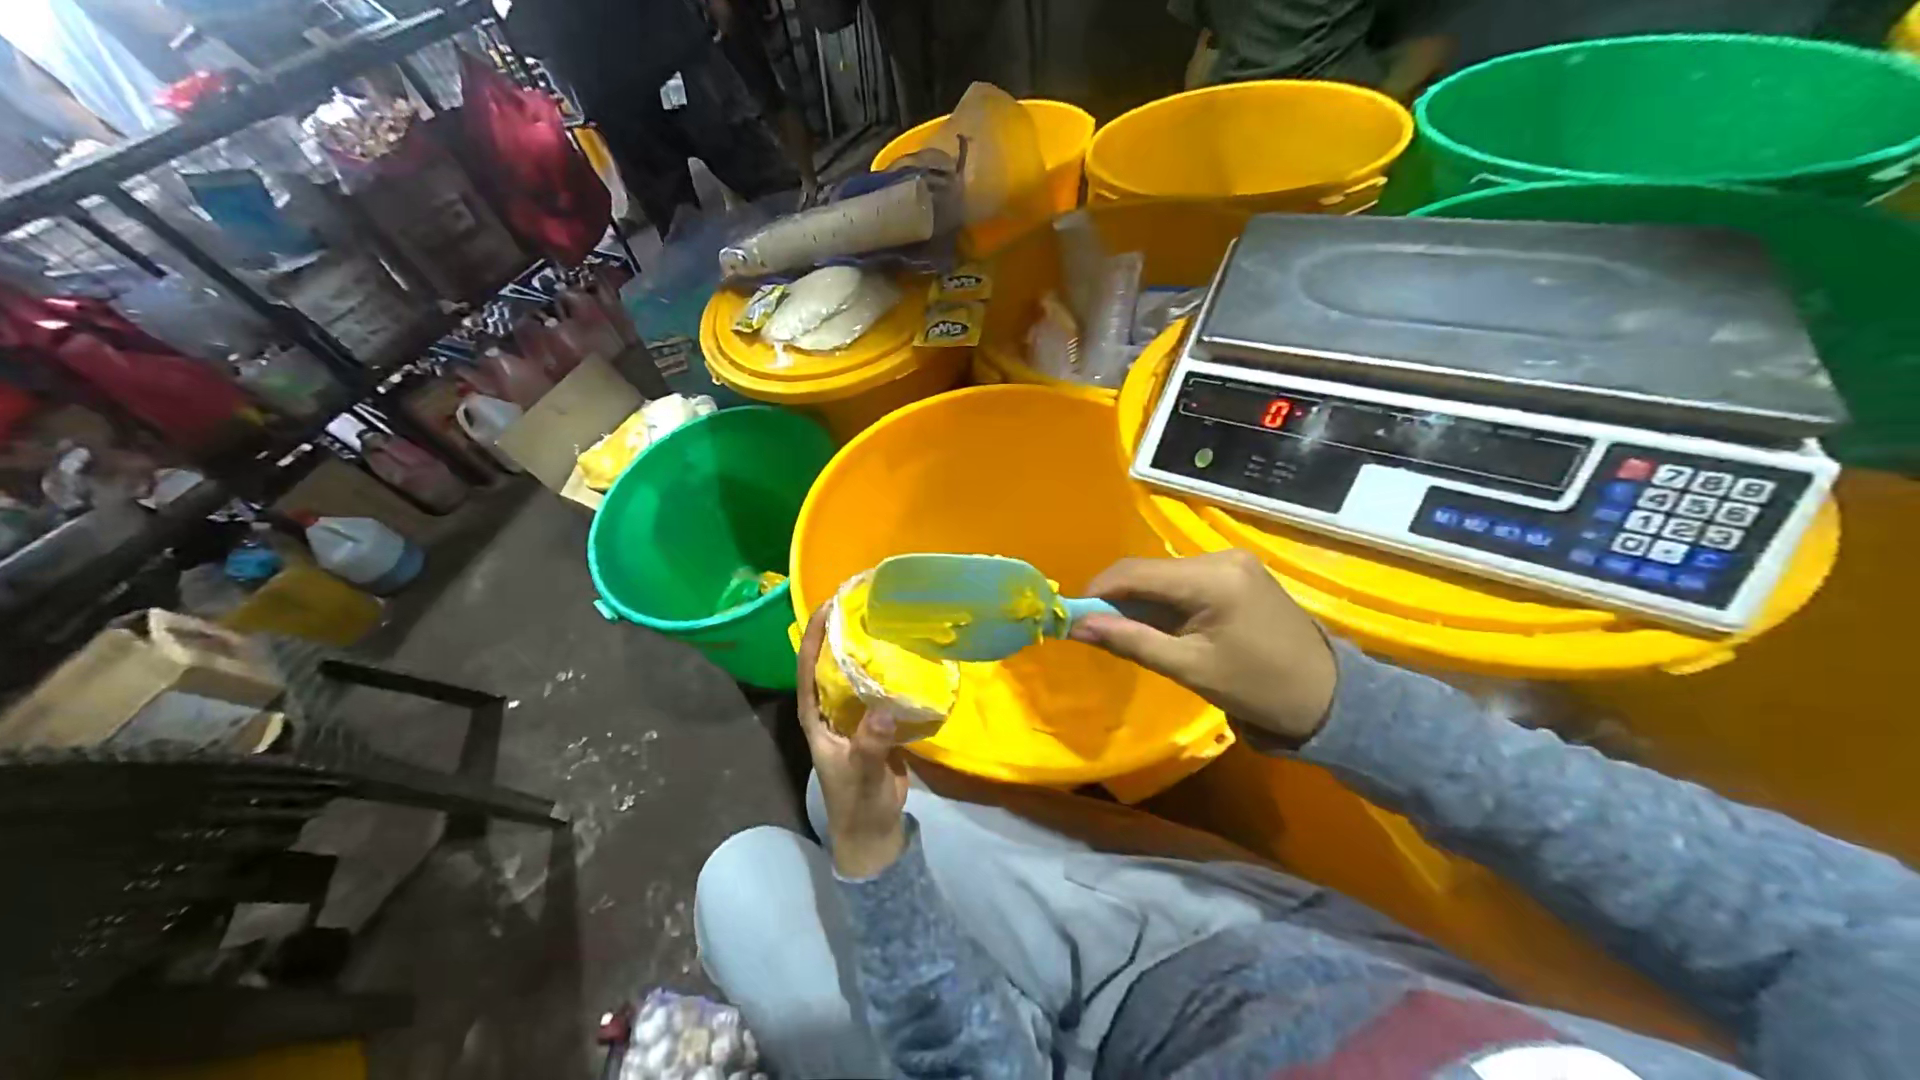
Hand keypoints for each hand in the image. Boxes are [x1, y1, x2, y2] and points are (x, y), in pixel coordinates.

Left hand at [796, 606, 910, 877]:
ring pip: (856, 671)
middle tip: (864, 599)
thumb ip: (870, 745)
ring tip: (887, 616)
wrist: (874, 830)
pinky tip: (908, 652)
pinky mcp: (877, 721)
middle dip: (843, 630)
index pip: (808, 666)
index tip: (831, 604)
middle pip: (831, 661)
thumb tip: (883, 710)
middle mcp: (831, 708)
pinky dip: (890, 669)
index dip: (816, 634)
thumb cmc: (858, 803)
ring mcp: (854, 714)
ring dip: (867, 646)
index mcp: (815, 716)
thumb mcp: (861, 775)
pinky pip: (880, 687)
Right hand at [1070, 551, 1337, 742]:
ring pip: (1164, 574)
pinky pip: (1184, 579)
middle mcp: (1220, 557)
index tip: (1073, 617)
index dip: (1097, 592)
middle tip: (1098, 630)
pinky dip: (1164, 600)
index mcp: (1212, 578)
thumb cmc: (1257, 687)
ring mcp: (1232, 561)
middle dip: (1117, 598)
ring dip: (1140, 600)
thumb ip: (1130, 641)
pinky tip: (1163, 625)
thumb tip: (1078, 626)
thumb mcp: (1188, 668)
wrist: (1327, 696)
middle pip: (1148, 570)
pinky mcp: (1237, 571)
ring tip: (1130, 633)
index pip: (1135, 573)